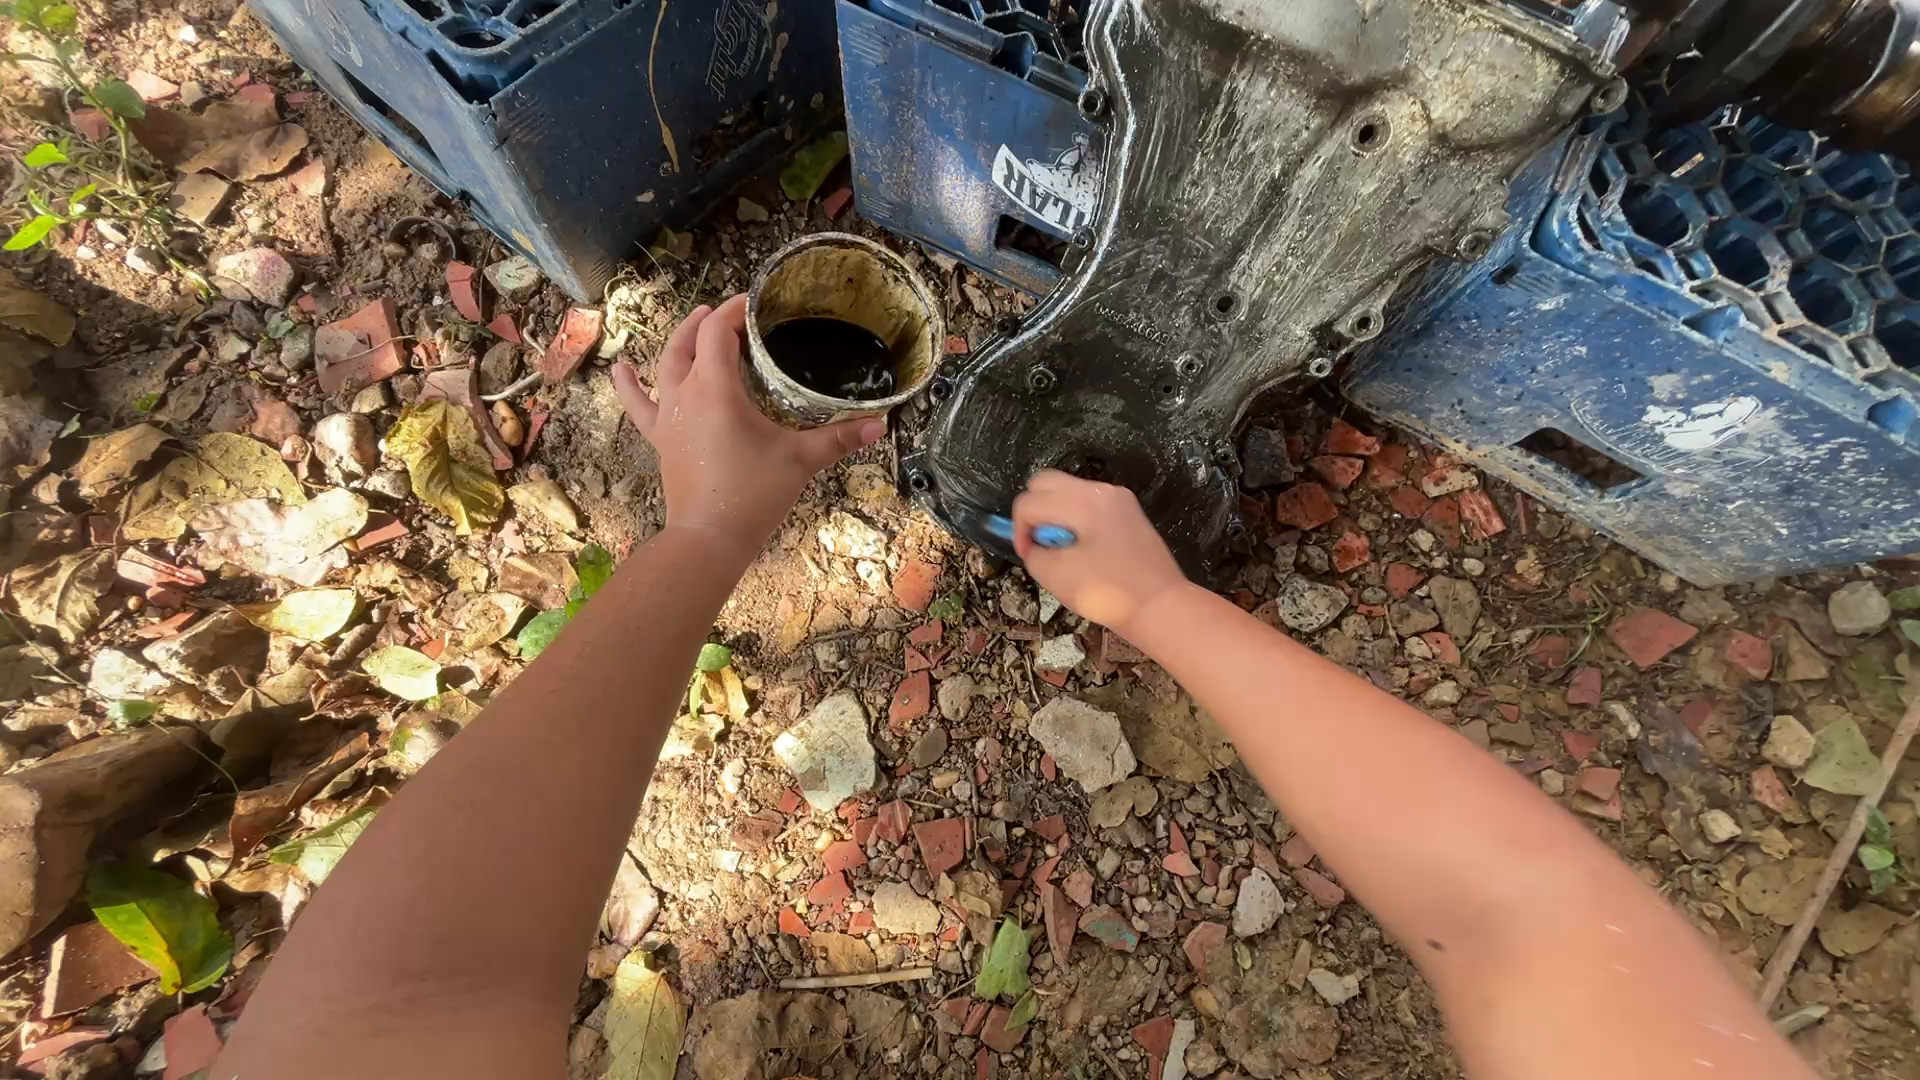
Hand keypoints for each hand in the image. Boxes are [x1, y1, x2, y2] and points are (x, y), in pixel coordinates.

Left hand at [614, 295, 885, 554]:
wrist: (710, 537)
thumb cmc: (754, 493)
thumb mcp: (801, 460)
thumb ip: (839, 438)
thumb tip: (880, 424)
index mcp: (716, 389)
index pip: (718, 332)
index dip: (733, 312)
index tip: (753, 304)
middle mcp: (684, 394)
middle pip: (688, 342)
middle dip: (707, 322)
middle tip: (728, 315)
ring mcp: (667, 417)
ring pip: (665, 366)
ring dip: (678, 341)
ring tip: (690, 324)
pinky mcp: (661, 440)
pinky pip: (639, 405)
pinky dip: (628, 384)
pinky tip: (622, 369)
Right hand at [1011, 470, 1190, 638]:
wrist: (1160, 606)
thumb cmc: (1107, 592)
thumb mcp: (1055, 576)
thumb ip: (1033, 552)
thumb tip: (1036, 543)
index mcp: (1082, 502)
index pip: (1029, 502)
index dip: (1019, 530)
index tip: (1028, 555)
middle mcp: (1100, 490)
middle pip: (1046, 482)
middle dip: (1034, 512)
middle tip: (1041, 544)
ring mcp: (1118, 499)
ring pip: (1068, 491)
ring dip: (1055, 515)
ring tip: (1064, 549)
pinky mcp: (1128, 512)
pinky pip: (1089, 503)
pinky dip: (1075, 518)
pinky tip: (1084, 549)